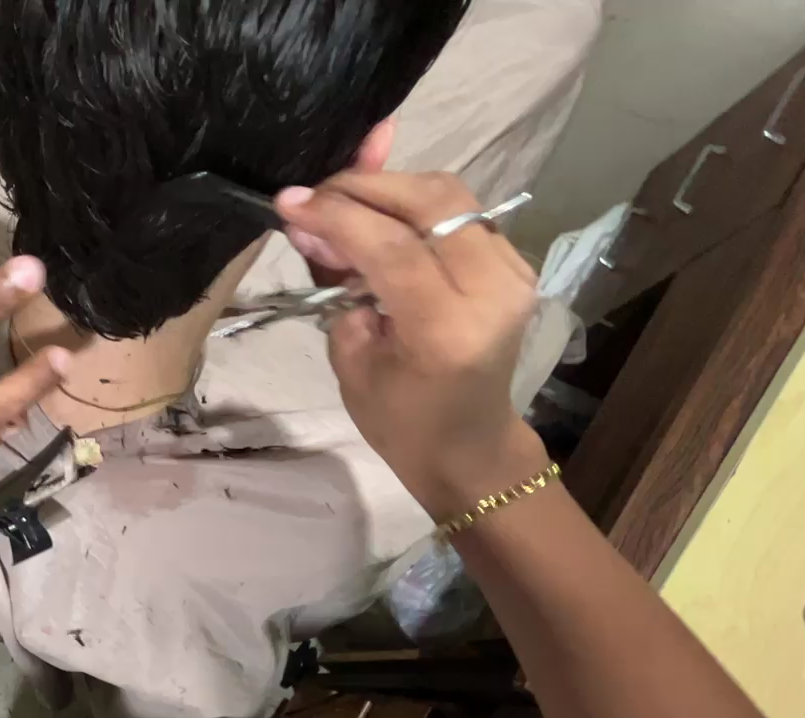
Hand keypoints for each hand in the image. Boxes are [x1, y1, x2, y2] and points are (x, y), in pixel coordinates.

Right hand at [275, 172, 549, 514]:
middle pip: (431, 202)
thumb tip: (312, 231)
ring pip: (449, 196)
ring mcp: (513, 269)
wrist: (467, 443)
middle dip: (365, 186)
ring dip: (388, 188)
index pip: (393, 248)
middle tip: (314, 194)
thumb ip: (338, 291)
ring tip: (338, 200)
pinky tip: (375, 211)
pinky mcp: (513, 262)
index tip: (290, 202)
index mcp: (447, 329)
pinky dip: (411, 204)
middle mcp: (492, 288)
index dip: (338, 217)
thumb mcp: (352, 364)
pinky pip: (459, 212)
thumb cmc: (399, 421)